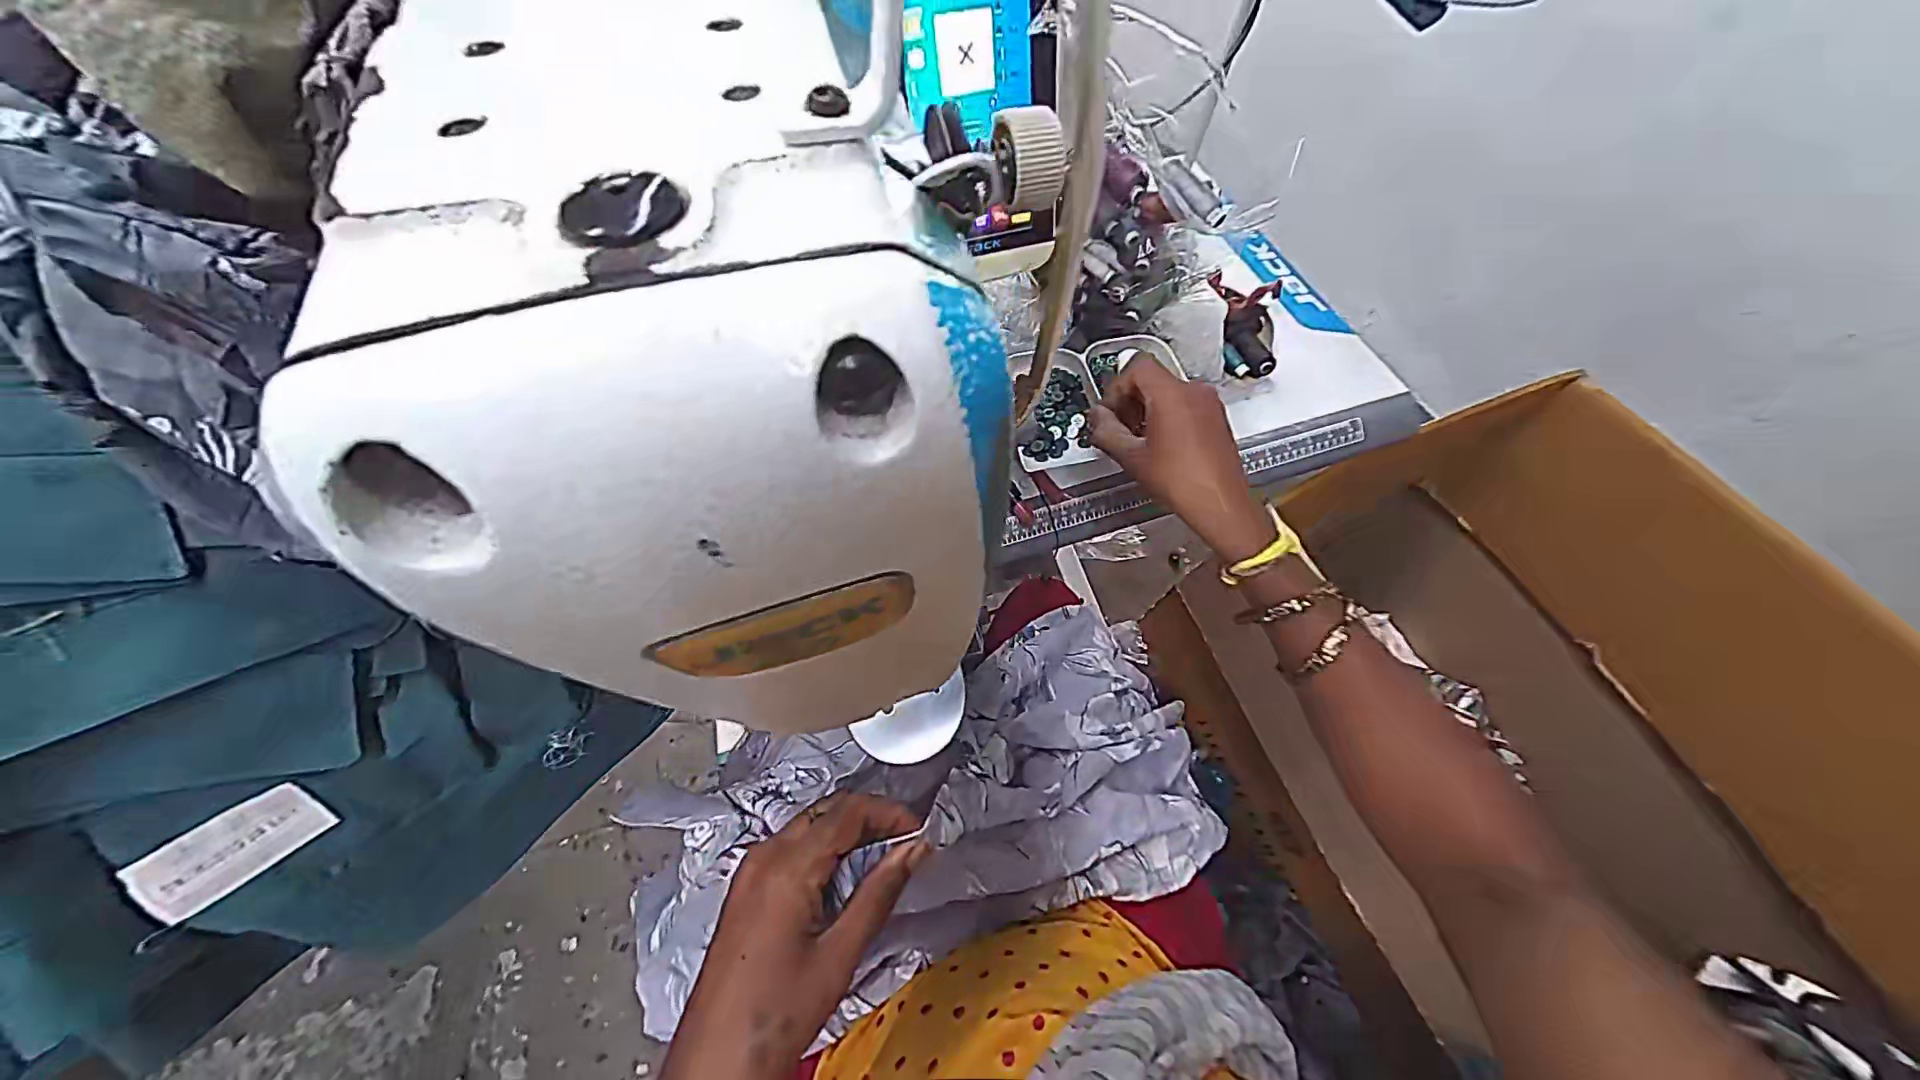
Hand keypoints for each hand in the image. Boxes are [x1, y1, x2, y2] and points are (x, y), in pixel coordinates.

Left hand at [662, 793, 930, 1079]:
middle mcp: (764, 858)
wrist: (716, 1061)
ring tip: (882, 859)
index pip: (847, 812)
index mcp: (787, 868)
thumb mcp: (839, 954)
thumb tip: (912, 852)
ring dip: (847, 832)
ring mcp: (751, 870)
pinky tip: (844, 879)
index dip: (888, 812)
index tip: (916, 828)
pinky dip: (824, 849)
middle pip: (827, 811)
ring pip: (809, 825)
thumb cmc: (773, 1017)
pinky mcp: (746, 887)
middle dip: (870, 818)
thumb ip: (879, 893)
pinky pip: (792, 847)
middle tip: (904, 841)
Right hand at [1087, 358, 1275, 561]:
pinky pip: (1184, 406)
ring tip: (1138, 442)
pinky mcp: (1215, 418)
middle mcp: (1194, 391)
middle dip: (1130, 401)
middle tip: (1119, 428)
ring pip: (1168, 393)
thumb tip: (1097, 418)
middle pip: (1151, 379)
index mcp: (1171, 394)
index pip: (1136, 368)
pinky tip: (1158, 447)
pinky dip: (1166, 419)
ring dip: (1147, 411)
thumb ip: (1106, 431)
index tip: (1109, 411)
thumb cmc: (1183, 482)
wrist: (1219, 502)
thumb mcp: (1131, 457)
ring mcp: (1208, 404)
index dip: (1116, 389)